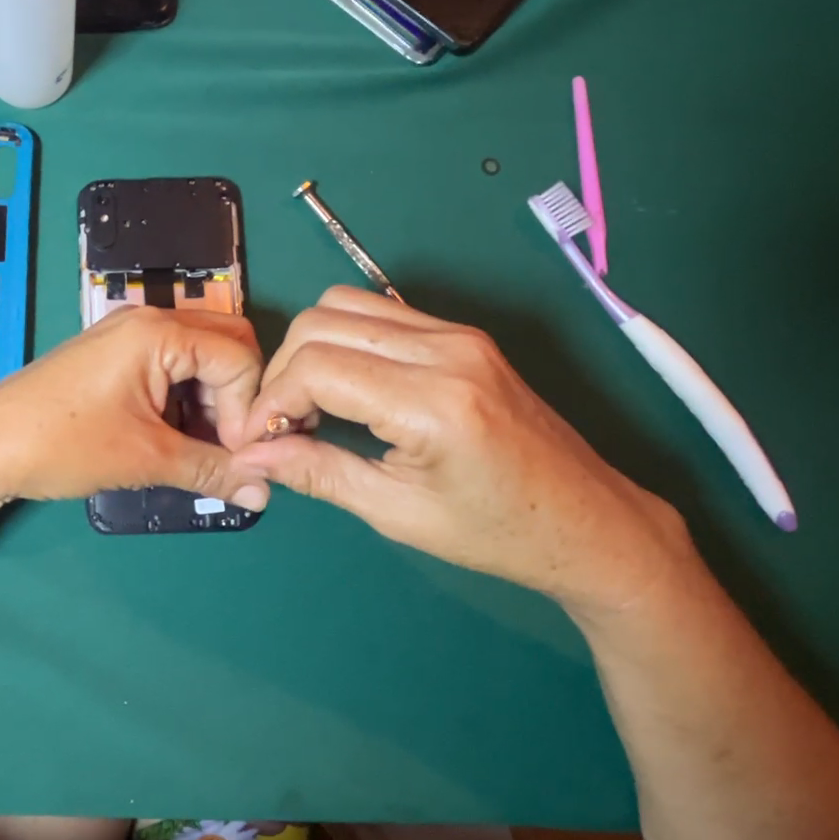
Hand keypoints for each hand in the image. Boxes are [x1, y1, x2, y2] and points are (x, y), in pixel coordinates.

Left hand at [0, 306, 271, 523]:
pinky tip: (172, 440)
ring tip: (197, 452)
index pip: (240, 358)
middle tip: (224, 449)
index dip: (247, 410)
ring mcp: (126, 337)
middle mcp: (147, 321)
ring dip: (210, 404)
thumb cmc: (62, 444)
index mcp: (159, 331)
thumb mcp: (145, 458)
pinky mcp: (112, 358)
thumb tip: (264, 492)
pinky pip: (168, 368)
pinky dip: (182, 402)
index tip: (235, 456)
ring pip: (198, 360)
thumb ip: (212, 471)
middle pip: (225, 348)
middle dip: (235, 400)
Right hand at [232, 287, 693, 611]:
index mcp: (432, 403)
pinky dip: (343, 342)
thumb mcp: (396, 513)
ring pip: (344, 305)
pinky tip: (346, 389)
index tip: (256, 440)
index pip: (316, 367)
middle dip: (283, 373)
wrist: (589, 522)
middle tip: (281, 427)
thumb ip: (317, 473)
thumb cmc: (495, 534)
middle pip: (321, 323)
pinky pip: (378, 313)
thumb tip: (249, 455)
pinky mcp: (462, 335)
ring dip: (309, 350)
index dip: (270, 401)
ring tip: (309, 406)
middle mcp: (445, 349)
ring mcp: (457, 334)